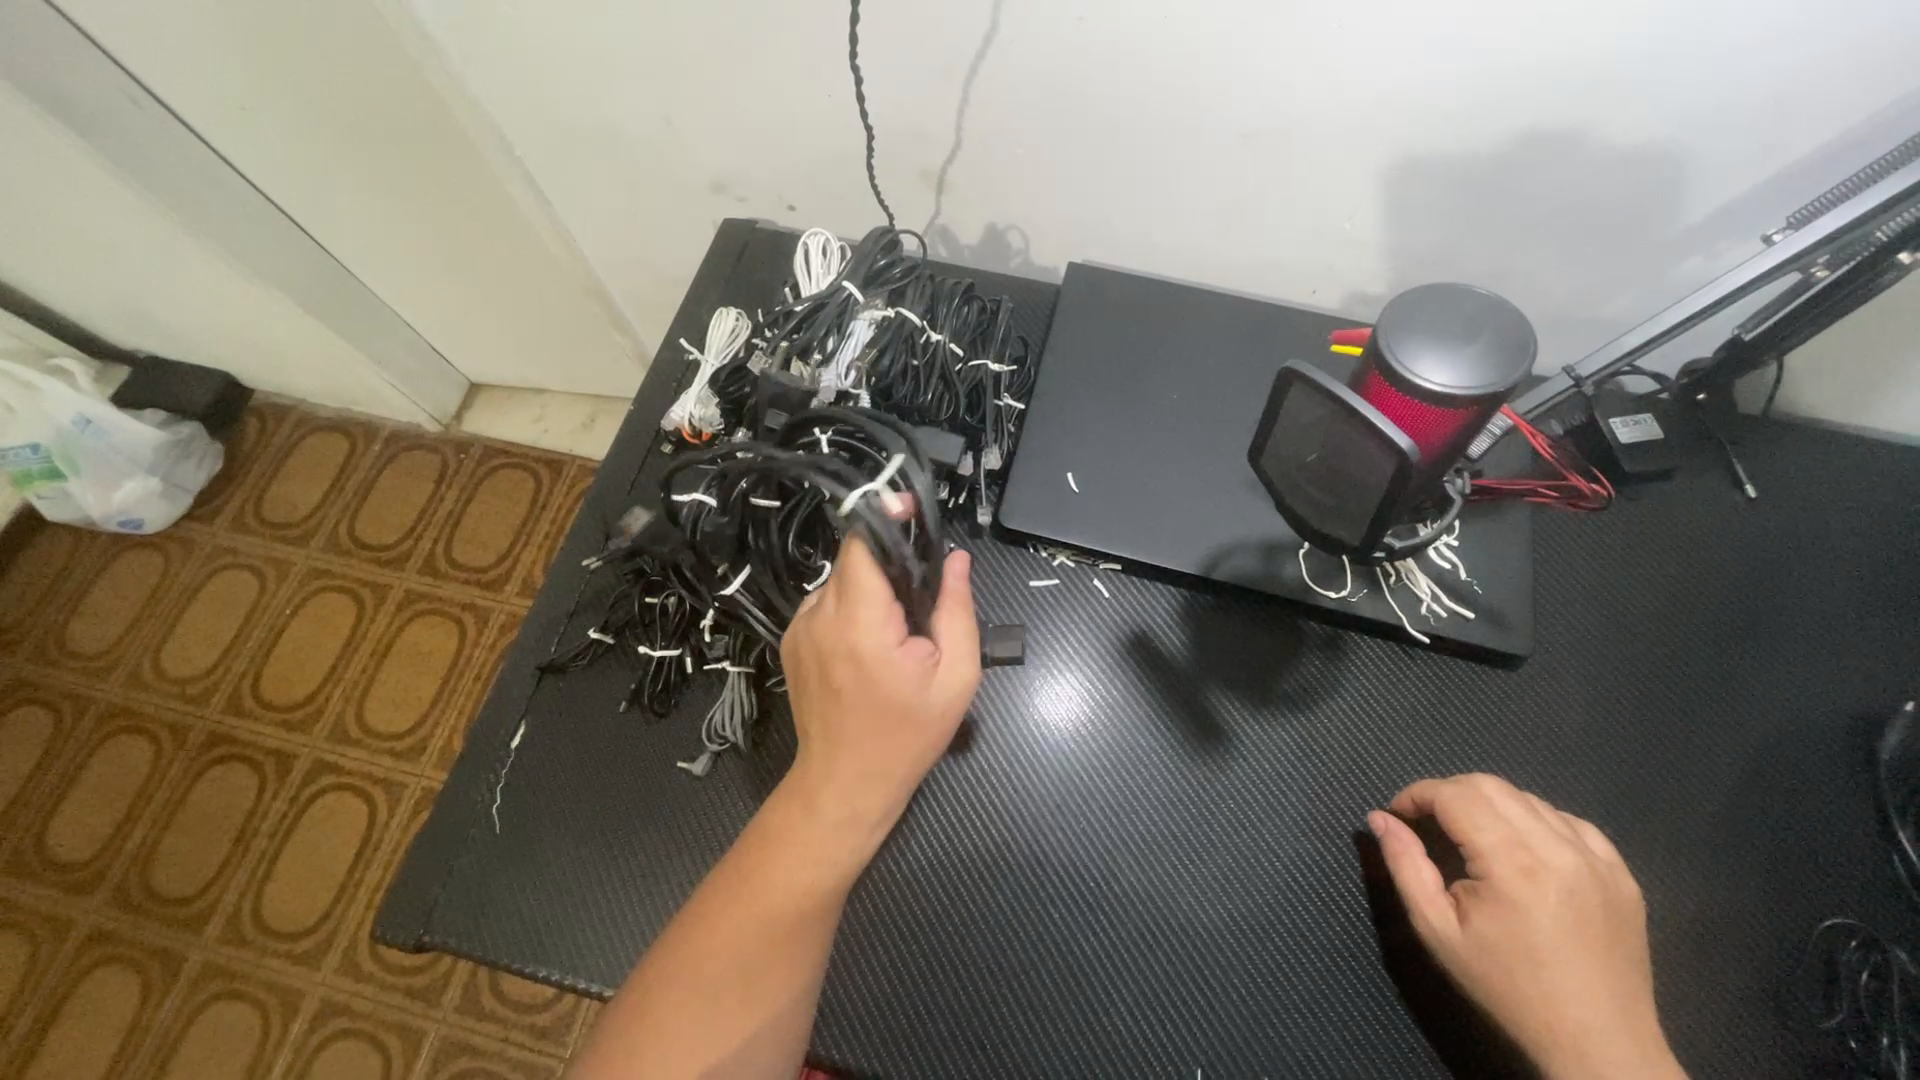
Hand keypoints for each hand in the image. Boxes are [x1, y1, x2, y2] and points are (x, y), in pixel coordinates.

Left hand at [779, 534, 979, 845]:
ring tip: (896, 632)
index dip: (888, 520)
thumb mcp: (956, 678)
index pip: (862, 545)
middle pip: (853, 559)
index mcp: (861, 623)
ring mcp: (799, 629)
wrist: (846, 782)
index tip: (913, 511)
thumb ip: (957, 610)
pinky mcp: (791, 641)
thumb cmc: (908, 734)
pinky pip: (826, 603)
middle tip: (919, 598)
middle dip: (888, 564)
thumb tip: (957, 559)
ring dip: (869, 589)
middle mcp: (820, 616)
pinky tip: (870, 646)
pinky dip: (851, 609)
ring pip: (839, 580)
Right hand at [1369, 775, 1684, 1079]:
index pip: (1454, 794)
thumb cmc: (1505, 988)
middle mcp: (1560, 848)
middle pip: (1490, 785)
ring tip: (1473, 840)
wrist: (1597, 1044)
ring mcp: (1599, 859)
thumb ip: (1404, 865)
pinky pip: (1570, 822)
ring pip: (1529, 799)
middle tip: (1428, 824)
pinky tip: (1522, 851)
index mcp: (1512, 863)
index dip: (1416, 795)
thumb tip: (1380, 818)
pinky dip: (1535, 821)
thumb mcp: (1436, 930)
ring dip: (1490, 806)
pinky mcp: (1621, 873)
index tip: (1398, 816)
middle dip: (1448, 793)